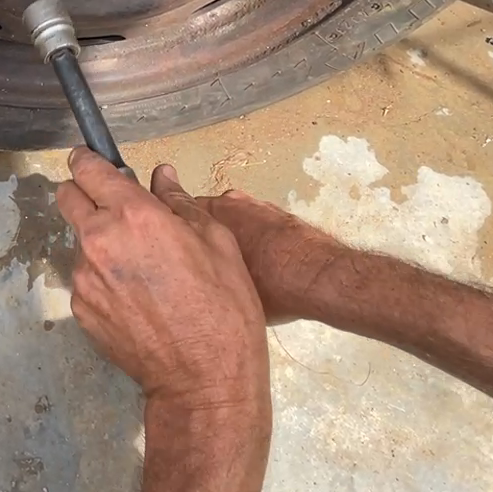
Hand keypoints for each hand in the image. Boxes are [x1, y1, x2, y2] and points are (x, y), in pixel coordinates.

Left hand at [55, 149, 269, 411]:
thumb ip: (180, 202)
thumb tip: (161, 174)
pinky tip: (134, 300)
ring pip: (78, 241)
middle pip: (66, 196)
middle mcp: (98, 238)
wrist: (204, 381)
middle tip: (111, 208)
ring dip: (98, 243)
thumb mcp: (216, 243)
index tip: (91, 160)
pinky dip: (102, 280)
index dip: (87, 160)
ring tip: (138, 270)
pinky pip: (85, 279)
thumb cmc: (223, 307)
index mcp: (132, 214)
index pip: (87, 169)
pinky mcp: (79, 307)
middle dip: (83, 193)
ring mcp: (83, 275)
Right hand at [146, 166, 351, 324]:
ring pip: (230, 215)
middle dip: (199, 229)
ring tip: (234, 259)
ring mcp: (254, 205)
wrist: (321, 278)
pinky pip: (255, 220)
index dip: (173, 229)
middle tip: (203, 257)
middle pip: (202, 212)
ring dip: (229, 230)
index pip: (176, 212)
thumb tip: (192, 279)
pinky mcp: (278, 212)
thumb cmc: (270, 287)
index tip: (171, 243)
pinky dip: (253, 233)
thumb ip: (203, 273)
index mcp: (208, 216)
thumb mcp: (225, 289)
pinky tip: (261, 257)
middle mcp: (227, 203)